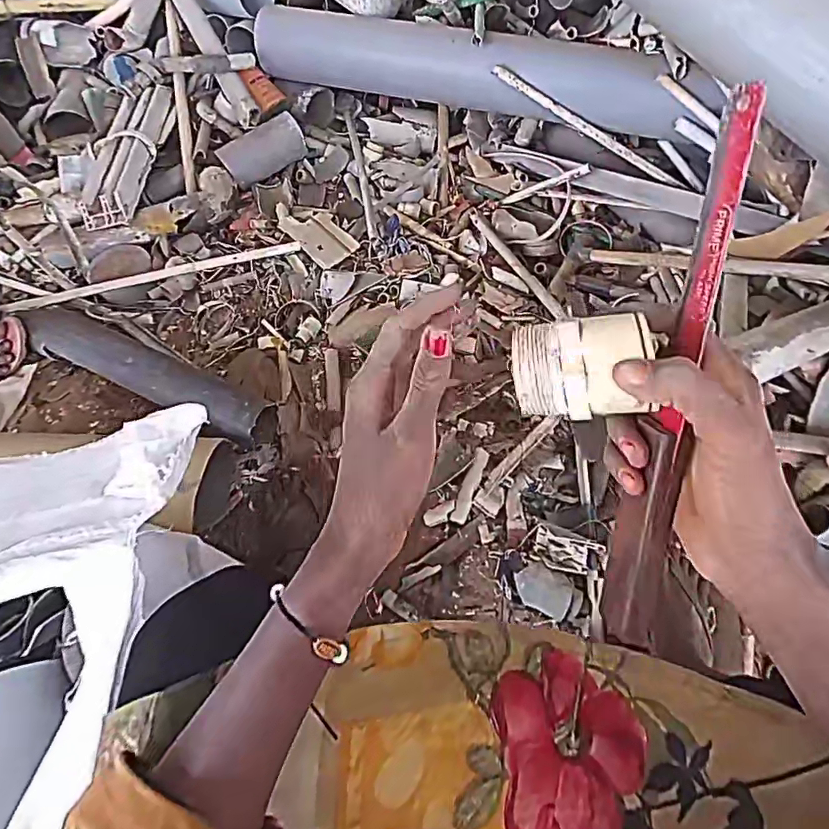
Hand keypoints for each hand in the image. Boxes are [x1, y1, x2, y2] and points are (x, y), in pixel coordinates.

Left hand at [320, 285, 465, 582]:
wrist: (364, 535)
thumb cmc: (379, 493)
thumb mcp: (411, 433)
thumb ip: (427, 384)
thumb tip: (438, 338)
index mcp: (370, 386)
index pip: (400, 330)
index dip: (428, 307)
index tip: (454, 293)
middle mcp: (373, 390)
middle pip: (404, 340)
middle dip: (434, 318)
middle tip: (464, 304)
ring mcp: (382, 407)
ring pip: (411, 361)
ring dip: (436, 341)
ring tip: (463, 327)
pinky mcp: (393, 423)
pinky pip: (416, 384)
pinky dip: (436, 370)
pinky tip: (450, 370)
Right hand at [611, 337, 817, 593]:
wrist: (747, 558)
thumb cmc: (758, 501)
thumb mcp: (729, 430)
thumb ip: (683, 388)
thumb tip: (632, 368)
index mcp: (722, 381)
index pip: (681, 329)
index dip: (649, 323)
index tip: (619, 331)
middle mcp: (695, 400)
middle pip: (639, 367)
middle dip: (621, 389)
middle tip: (613, 396)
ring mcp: (673, 428)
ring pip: (623, 408)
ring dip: (622, 432)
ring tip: (639, 453)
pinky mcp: (655, 457)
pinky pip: (621, 445)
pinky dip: (621, 460)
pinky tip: (637, 475)